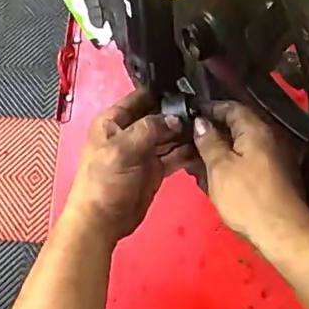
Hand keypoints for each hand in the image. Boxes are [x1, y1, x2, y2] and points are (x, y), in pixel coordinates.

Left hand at [63, 90, 191, 243]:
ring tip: (207, 126)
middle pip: (159, 114)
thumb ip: (149, 129)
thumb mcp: (122, 149)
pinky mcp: (155, 168)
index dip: (162, 91)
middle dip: (179, 112)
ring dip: (186, 131)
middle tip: (205, 108)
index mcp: (114, 120)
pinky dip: (187, 151)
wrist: (101, 222)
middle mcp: (131, 131)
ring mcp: (144, 150)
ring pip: (170, 133)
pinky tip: (203, 145)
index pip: (141, 97)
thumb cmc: (103, 182)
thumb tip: (176, 119)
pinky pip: (175, 154)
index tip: (188, 86)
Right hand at [192, 101, 308, 255]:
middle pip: (236, 126)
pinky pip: (247, 161)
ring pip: (240, 146)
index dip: (209, 109)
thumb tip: (201, 122)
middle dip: (212, 132)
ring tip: (195, 161)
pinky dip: (230, 164)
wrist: (283, 234)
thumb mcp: (220, 168)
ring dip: (219, 150)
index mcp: (256, 130)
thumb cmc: (249, 199)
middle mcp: (268, 138)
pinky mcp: (273, 177)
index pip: (231, 107)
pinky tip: (214, 176)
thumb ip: (209, 142)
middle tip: (188, 140)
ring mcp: (273, 158)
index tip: (190, 115)